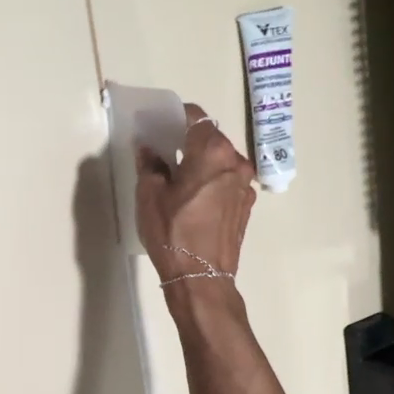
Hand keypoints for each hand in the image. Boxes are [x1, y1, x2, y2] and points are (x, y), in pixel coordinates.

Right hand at [135, 106, 254, 309]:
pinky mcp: (245, 206)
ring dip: (201, 162)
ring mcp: (245, 186)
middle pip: (211, 139)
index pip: (196, 118)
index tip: (161, 123)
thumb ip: (150, 163)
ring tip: (178, 177)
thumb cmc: (171, 232)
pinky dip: (211, 181)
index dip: (177, 116)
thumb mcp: (150, 195)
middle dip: (188, 140)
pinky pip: (226, 182)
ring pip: (221, 161)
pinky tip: (193, 198)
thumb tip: (148, 146)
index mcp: (212, 152)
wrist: (200, 277)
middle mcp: (236, 162)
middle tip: (164, 150)